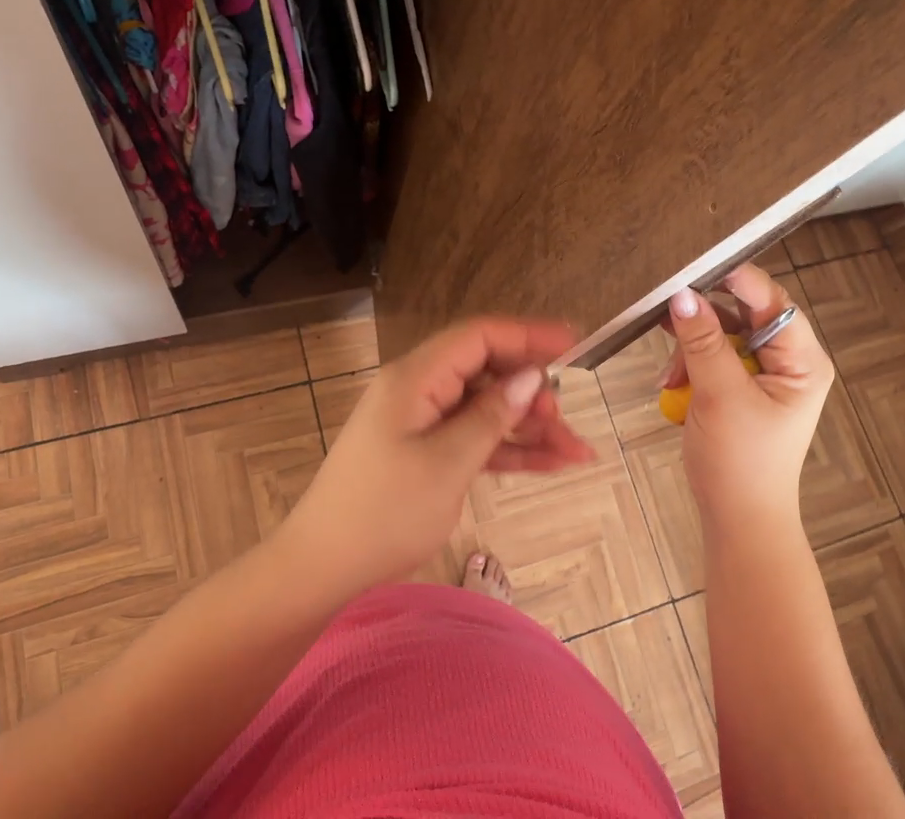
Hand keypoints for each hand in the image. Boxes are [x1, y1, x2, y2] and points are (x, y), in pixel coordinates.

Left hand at [275, 317, 595, 594]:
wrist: (326, 568)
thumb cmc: (384, 512)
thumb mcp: (447, 463)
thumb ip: (490, 416)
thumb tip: (531, 377)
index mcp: (415, 379)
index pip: (479, 337)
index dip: (528, 336)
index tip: (575, 345)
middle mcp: (419, 392)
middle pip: (486, 373)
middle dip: (533, 393)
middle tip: (567, 423)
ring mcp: (421, 425)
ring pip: (486, 410)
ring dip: (530, 429)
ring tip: (578, 454)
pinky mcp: (425, 455)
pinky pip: (475, 440)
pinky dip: (509, 451)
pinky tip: (551, 465)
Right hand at [660, 265, 834, 520]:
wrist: (737, 520)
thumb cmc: (741, 464)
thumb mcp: (719, 396)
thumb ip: (701, 342)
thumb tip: (681, 294)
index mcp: (802, 361)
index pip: (772, 302)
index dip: (736, 280)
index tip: (696, 266)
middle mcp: (787, 362)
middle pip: (743, 315)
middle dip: (703, 321)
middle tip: (667, 316)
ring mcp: (762, 376)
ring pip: (721, 335)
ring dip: (691, 348)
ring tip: (670, 374)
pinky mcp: (738, 390)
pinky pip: (711, 359)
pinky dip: (689, 366)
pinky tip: (673, 384)